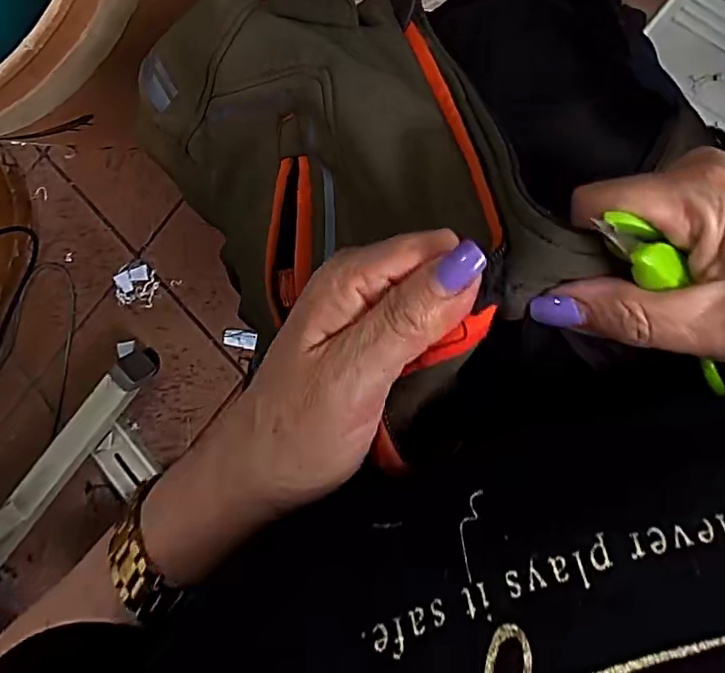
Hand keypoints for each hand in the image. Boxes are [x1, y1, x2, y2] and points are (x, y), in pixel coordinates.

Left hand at [197, 230, 486, 515]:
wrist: (256, 477)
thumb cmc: (293, 433)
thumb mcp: (356, 374)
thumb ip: (410, 316)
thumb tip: (467, 262)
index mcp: (351, 274)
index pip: (436, 247)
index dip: (459, 285)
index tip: (456, 335)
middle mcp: (359, 278)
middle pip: (438, 268)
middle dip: (454, 309)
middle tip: (433, 363)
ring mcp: (364, 304)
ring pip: (435, 296)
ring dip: (445, 331)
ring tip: (422, 374)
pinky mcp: (373, 330)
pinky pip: (424, 322)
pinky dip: (432, 346)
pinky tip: (416, 374)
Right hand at [531, 148, 724, 406]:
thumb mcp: (718, 329)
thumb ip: (628, 314)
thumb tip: (549, 303)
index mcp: (700, 186)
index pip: (594, 203)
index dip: (586, 254)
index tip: (607, 303)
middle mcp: (699, 169)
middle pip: (612, 215)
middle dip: (620, 271)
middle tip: (667, 317)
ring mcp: (710, 185)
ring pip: (633, 228)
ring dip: (645, 276)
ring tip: (693, 311)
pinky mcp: (719, 205)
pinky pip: (660, 231)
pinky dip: (665, 269)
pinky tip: (702, 296)